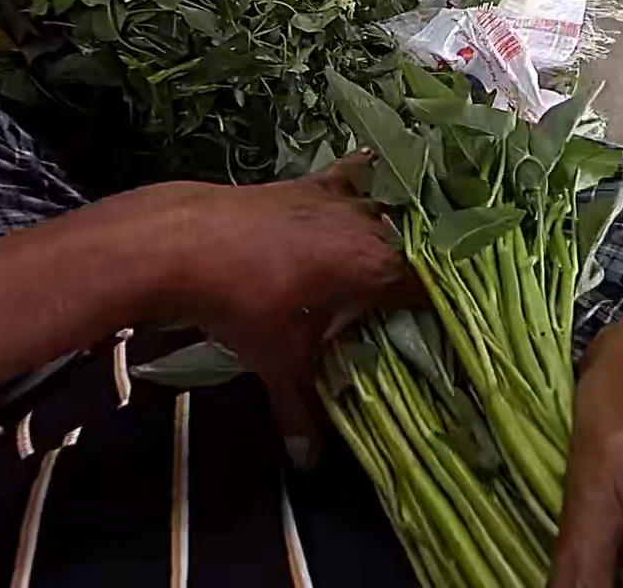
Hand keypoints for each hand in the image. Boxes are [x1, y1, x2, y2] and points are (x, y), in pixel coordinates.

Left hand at [128, 155, 414, 464]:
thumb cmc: (245, 301)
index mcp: (376, 265)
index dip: (432, 305)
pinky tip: (374, 163)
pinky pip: (353, 173)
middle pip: (411, 247)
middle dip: (412, 271)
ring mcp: (343, 198)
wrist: (189, 241)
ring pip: (388, 209)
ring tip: (397, 244)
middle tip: (405, 298)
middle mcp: (371, 225)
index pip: (424, 285)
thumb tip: (308, 460)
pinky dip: (365, 173)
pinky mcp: (314, 182)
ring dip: (395, 227)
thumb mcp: (278, 356)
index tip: (431, 324)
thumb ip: (300, 406)